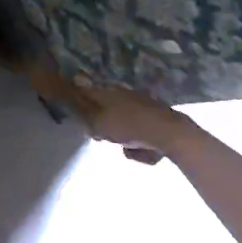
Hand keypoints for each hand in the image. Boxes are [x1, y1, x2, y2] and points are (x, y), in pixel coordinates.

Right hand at [32, 71, 191, 162]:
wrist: (174, 135)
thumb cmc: (129, 127)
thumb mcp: (98, 122)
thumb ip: (82, 113)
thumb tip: (67, 96)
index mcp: (108, 92)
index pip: (83, 92)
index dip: (74, 101)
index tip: (73, 115)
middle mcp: (124, 94)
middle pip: (104, 109)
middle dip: (101, 124)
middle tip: (101, 137)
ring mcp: (144, 105)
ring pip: (122, 121)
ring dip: (122, 134)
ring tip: (127, 148)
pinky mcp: (159, 118)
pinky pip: (140, 130)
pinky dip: (139, 140)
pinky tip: (144, 150)